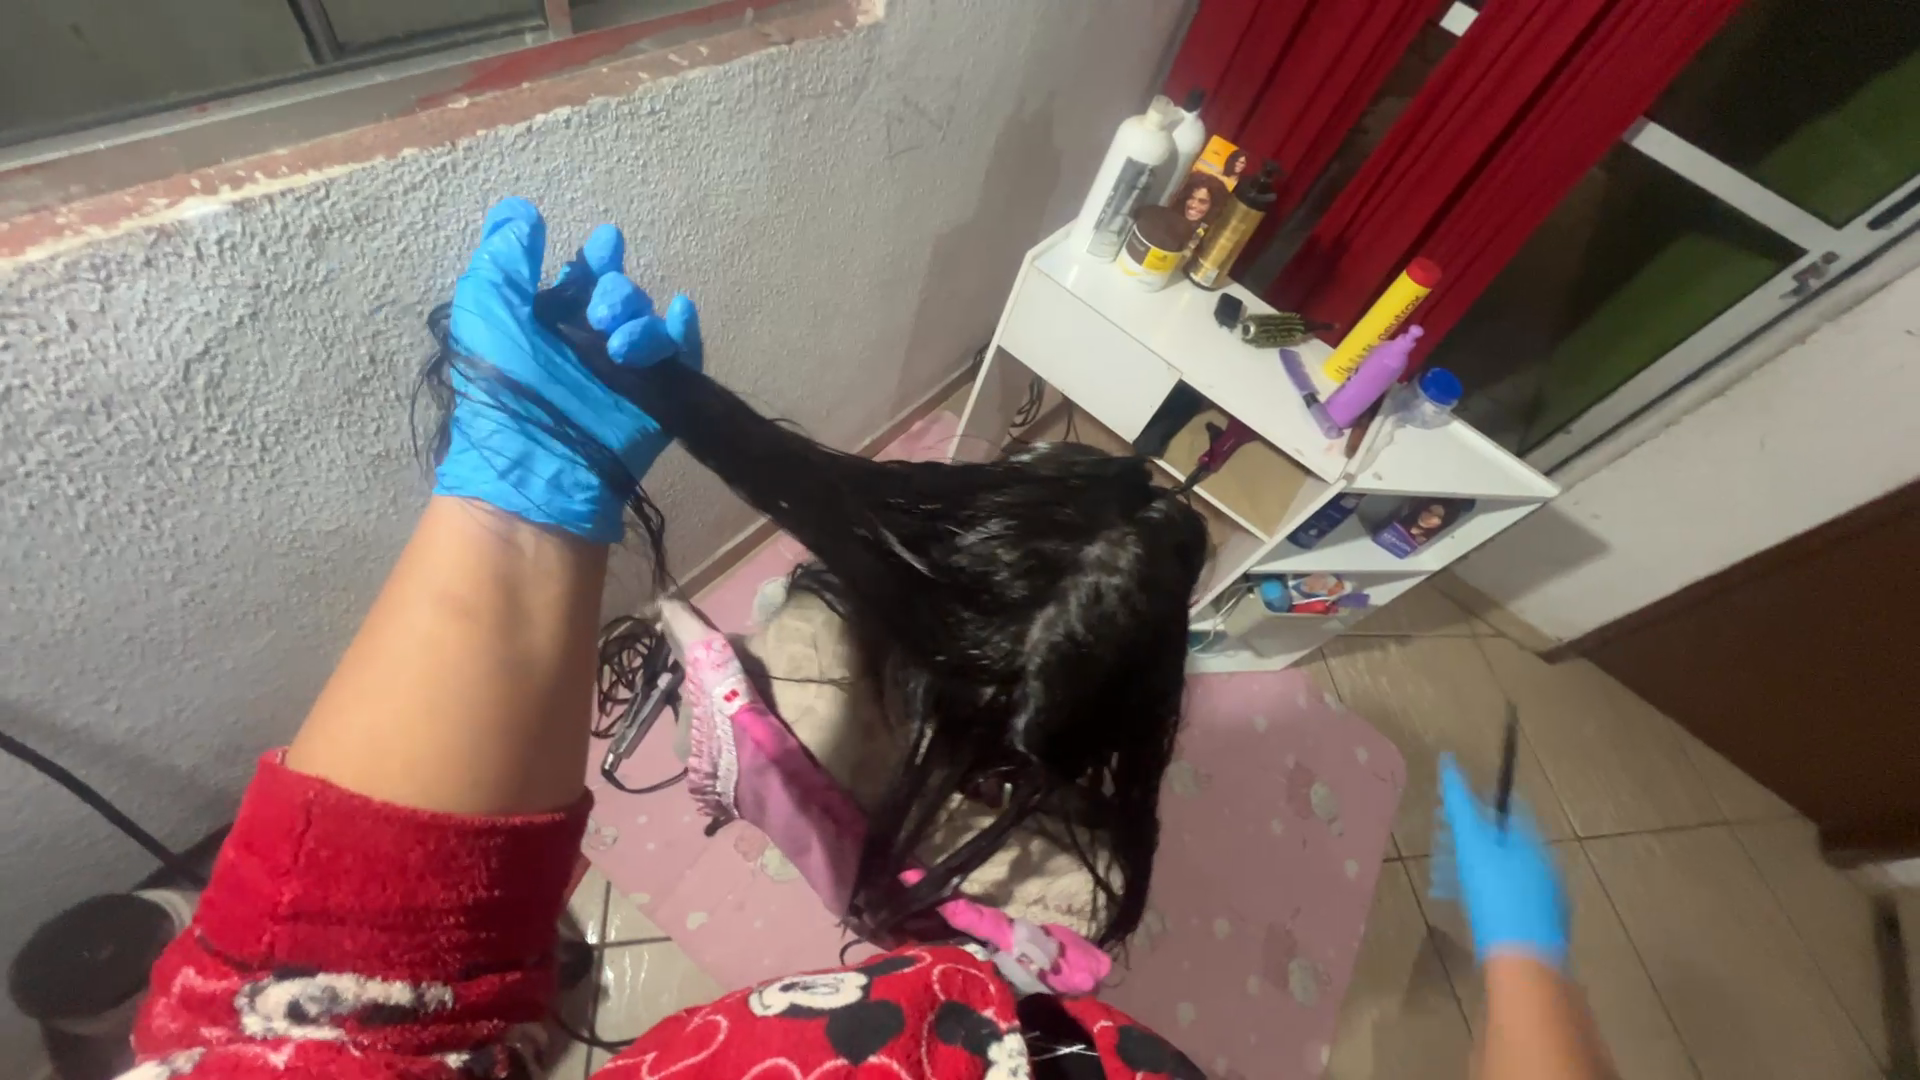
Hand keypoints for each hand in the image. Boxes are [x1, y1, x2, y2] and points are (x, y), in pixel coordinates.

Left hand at [433, 197, 701, 541]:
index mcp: (552, 325)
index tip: (603, 243)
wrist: (542, 459)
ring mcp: (628, 374)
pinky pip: (684, 359)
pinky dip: (685, 334)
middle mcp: (592, 346)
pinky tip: (680, 315)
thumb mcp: (488, 309)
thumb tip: (522, 210)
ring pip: (652, 326)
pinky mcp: (659, 399)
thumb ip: (504, 257)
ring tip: (621, 343)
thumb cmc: (504, 383)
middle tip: (603, 315)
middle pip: (623, 299)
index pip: (583, 281)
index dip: (596, 258)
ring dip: (641, 321)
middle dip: (617, 293)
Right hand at [1433, 754, 1569, 968]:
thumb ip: (1459, 803)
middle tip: (1442, 839)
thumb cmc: (1494, 893)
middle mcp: (1545, 864)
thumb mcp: (1471, 843)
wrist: (1523, 958)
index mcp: (1531, 843)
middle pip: (1504, 837)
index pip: (1510, 807)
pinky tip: (1464, 898)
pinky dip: (1485, 887)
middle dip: (1471, 834)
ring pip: (1504, 866)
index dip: (1480, 799)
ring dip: (1473, 863)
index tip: (1451, 805)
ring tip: (1445, 873)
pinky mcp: (1539, 920)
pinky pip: (1508, 891)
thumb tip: (1449, 760)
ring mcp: (1546, 894)